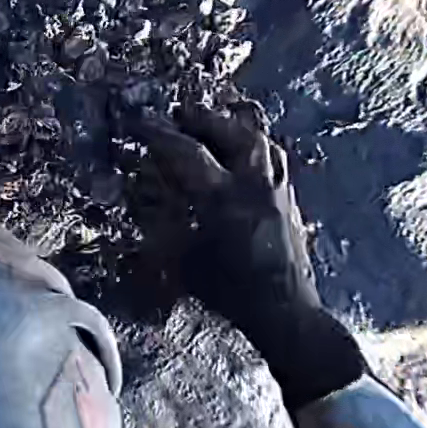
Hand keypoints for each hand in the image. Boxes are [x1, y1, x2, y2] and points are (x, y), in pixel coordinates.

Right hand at [135, 101, 364, 407]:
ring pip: (263, 144)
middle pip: (235, 135)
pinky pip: (275, 161)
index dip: (157, 133)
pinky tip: (241, 152)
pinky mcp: (290, 203)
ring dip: (235, 128)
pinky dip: (255, 147)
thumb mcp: (178, 252)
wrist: (284, 314)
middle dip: (204, 119)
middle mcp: (255, 188)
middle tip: (179, 113)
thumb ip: (162, 216)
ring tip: (213, 123)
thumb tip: (141, 191)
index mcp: (223, 198)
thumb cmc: (224, 287)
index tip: (135, 122)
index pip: (187, 151)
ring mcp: (277, 193)